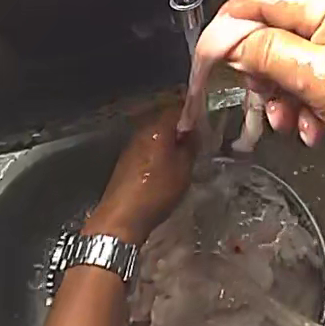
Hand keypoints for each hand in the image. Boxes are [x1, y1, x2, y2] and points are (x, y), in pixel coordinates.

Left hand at [85, 104, 194, 243]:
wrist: (121, 218)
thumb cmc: (157, 191)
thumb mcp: (184, 169)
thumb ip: (191, 145)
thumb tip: (193, 131)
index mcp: (158, 128)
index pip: (177, 106)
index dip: (192, 110)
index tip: (203, 119)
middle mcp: (142, 130)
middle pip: (165, 119)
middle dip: (181, 125)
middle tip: (195, 137)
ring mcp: (132, 144)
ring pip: (156, 133)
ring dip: (169, 138)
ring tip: (182, 152)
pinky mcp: (126, 159)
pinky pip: (147, 146)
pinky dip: (158, 149)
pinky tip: (165, 164)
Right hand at [207, 0, 324, 173]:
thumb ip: (271, 54)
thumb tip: (225, 39)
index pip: (256, 2)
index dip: (223, 33)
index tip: (203, 72)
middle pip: (269, 30)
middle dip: (259, 72)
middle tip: (262, 108)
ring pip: (286, 57)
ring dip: (280, 93)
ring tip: (291, 127)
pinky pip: (309, 72)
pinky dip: (302, 100)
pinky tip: (311, 129)